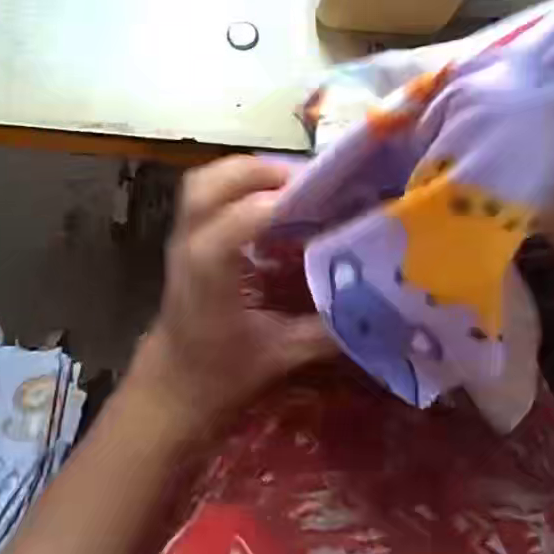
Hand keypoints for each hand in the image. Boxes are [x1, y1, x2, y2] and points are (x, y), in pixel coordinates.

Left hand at [127, 157, 338, 424]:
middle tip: (307, 184)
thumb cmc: (222, 372)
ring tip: (290, 185)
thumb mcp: (281, 354)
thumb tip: (378, 302)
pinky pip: (205, 191)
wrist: (174, 381)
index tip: (322, 200)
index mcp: (209, 272)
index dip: (278, 201)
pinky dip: (237, 183)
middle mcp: (191, 244)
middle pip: (212, 183)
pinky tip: (270, 200)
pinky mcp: (186, 235)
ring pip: (205, 180)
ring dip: (247, 172)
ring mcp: (182, 235)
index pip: (237, 220)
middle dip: (260, 172)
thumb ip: (326, 327)